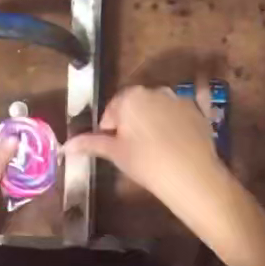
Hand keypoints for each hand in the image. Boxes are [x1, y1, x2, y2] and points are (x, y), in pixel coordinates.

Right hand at [64, 86, 232, 218]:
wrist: (191, 175)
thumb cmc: (145, 162)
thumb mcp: (114, 153)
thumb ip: (90, 144)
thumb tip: (65, 146)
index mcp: (131, 96)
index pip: (112, 110)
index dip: (109, 129)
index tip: (113, 147)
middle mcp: (156, 91)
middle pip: (135, 106)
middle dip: (131, 124)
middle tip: (131, 150)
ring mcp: (180, 99)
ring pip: (158, 109)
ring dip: (152, 122)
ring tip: (154, 150)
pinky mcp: (199, 111)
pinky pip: (181, 113)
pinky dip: (176, 122)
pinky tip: (176, 140)